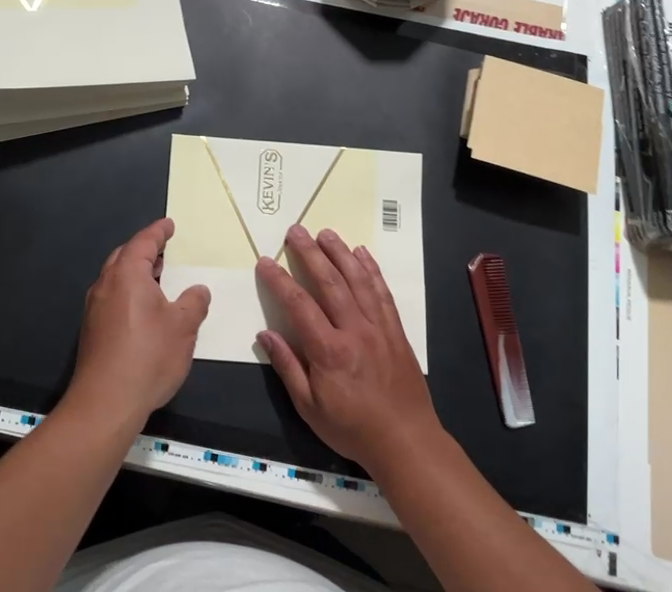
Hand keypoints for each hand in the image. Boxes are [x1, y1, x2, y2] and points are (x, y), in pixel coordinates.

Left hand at [67, 219, 210, 426]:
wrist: (106, 402)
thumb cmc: (148, 356)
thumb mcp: (183, 327)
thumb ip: (193, 303)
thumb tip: (197, 291)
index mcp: (127, 275)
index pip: (143, 242)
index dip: (158, 232)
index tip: (169, 225)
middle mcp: (105, 285)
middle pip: (124, 257)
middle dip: (144, 251)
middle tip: (164, 252)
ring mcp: (94, 309)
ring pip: (116, 279)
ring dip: (136, 274)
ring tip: (159, 280)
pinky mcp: (92, 331)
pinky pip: (112, 298)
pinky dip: (128, 293)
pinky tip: (145, 311)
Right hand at [256, 224, 442, 473]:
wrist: (406, 441)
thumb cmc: (352, 428)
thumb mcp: (309, 407)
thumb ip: (287, 367)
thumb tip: (265, 335)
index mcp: (328, 350)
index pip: (299, 305)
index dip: (280, 280)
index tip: (265, 261)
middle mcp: (354, 331)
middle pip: (329, 282)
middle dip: (310, 253)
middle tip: (295, 230)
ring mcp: (378, 328)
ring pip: (357, 280)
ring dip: (340, 253)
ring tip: (325, 232)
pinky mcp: (396, 331)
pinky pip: (382, 293)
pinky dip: (372, 270)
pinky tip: (362, 254)